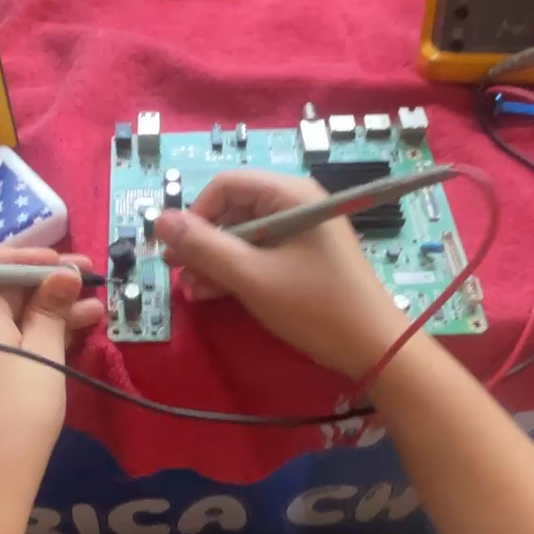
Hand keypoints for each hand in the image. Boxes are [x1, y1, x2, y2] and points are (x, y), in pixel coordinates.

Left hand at [0, 245, 103, 510]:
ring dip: (46, 312)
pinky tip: (69, 341)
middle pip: (0, 288)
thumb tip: (64, 273)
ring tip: (95, 314)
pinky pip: (0, 343)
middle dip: (47, 284)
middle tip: (93, 286)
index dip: (31, 256)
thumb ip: (52, 308)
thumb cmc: (19, 410)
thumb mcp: (45, 352)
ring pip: (5, 319)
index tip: (70, 266)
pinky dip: (31, 335)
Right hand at [157, 171, 411, 377]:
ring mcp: (300, 231)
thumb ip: (204, 247)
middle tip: (179, 274)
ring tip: (193, 291)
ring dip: (214, 261)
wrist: (374, 347)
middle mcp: (295, 204)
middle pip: (233, 210)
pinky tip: (212, 294)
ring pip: (242, 236)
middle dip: (203, 243)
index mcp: (290, 194)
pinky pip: (259, 254)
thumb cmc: (315, 306)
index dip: (195, 215)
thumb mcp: (253, 277)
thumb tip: (159, 221)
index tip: (178, 250)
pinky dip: (234, 271)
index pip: (226, 185)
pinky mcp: (302, 257)